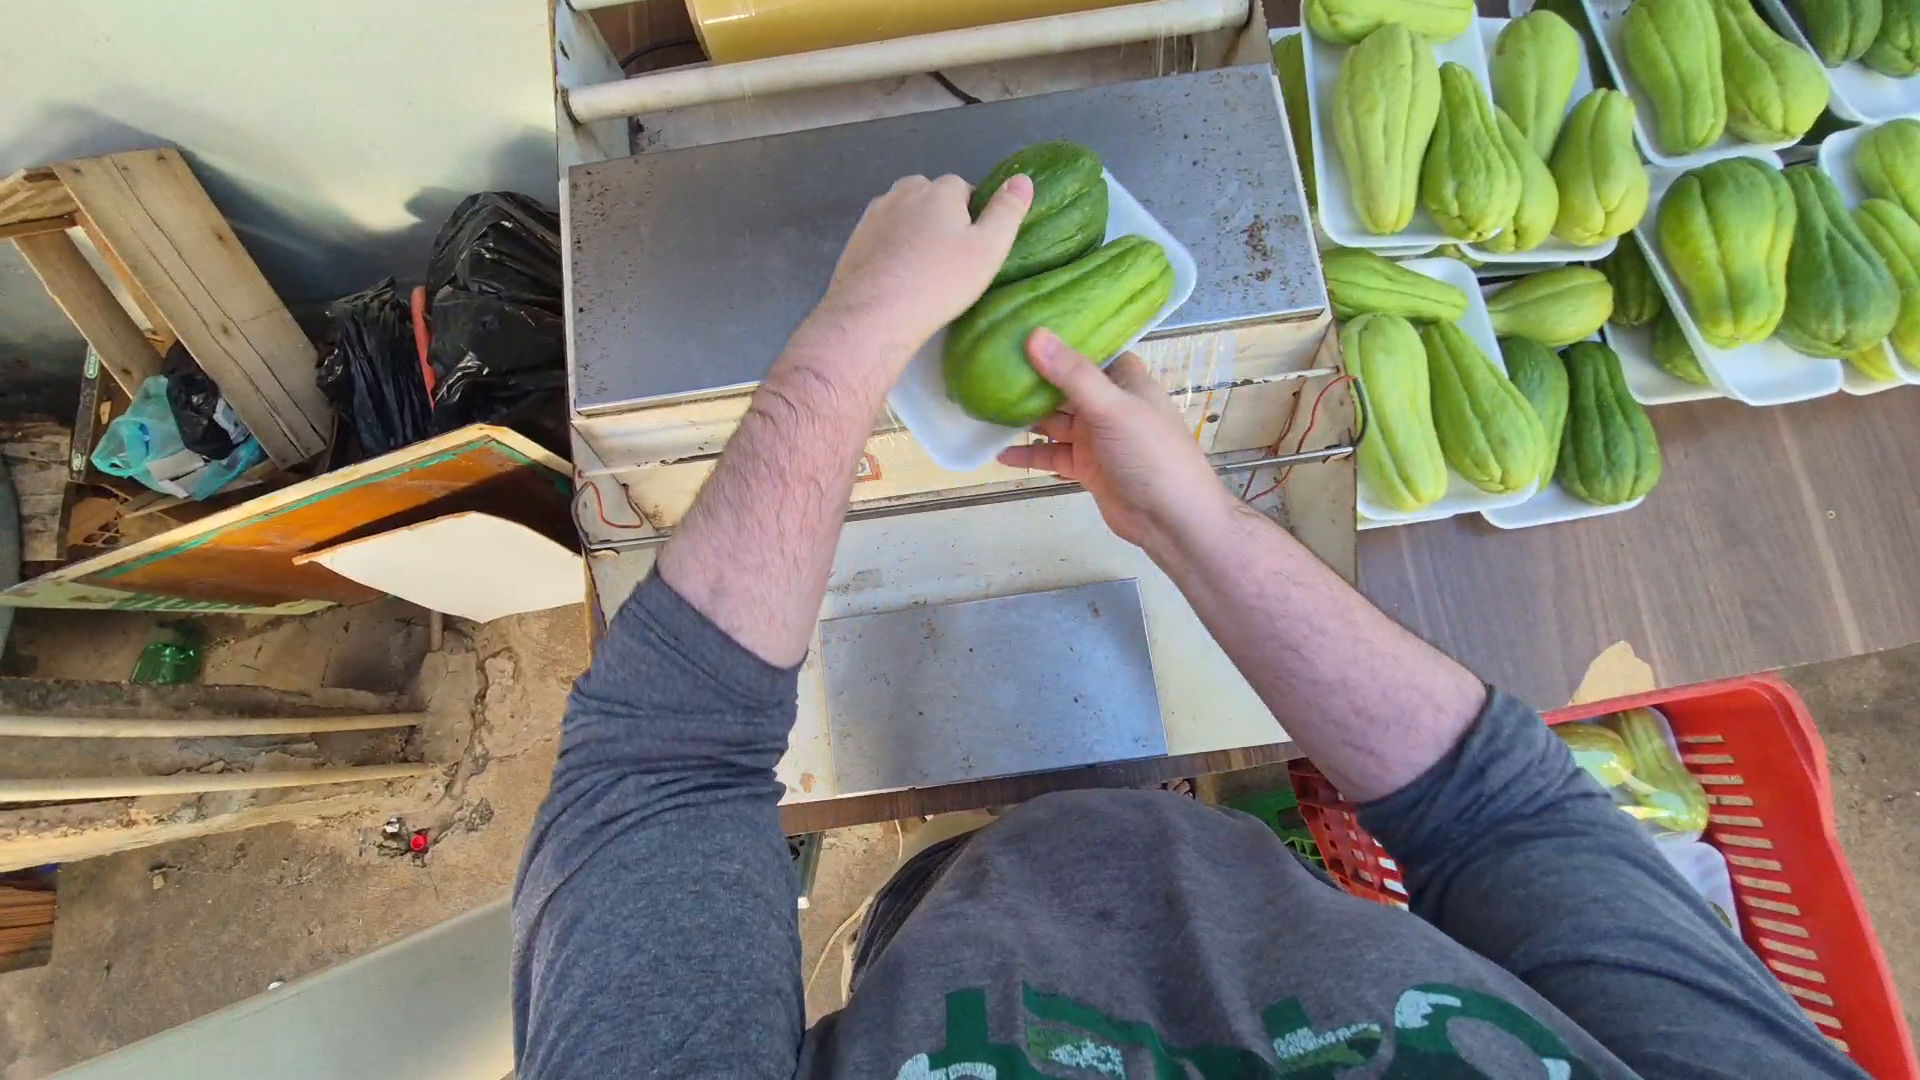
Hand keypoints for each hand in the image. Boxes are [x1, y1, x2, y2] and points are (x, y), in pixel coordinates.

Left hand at [810, 173, 1032, 375]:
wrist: (876, 313)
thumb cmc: (940, 282)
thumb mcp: (988, 250)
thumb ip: (1007, 212)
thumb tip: (1022, 180)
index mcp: (940, 189)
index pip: (965, 189)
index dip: (973, 217)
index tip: (974, 248)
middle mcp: (904, 191)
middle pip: (931, 198)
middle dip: (941, 220)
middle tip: (948, 261)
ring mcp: (874, 214)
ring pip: (904, 215)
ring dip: (915, 232)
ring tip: (922, 270)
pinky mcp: (855, 239)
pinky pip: (883, 237)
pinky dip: (892, 249)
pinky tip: (897, 277)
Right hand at [997, 329, 1234, 553]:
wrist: (1171, 520)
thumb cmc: (1150, 454)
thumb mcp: (1111, 408)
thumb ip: (1072, 374)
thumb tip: (1034, 334)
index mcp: (1124, 381)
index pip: (1088, 352)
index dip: (1058, 341)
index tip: (1018, 329)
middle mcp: (1109, 405)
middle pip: (1064, 386)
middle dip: (1032, 380)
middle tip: (989, 367)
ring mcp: (1097, 438)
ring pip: (1054, 422)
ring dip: (1025, 419)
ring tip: (986, 408)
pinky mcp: (1087, 467)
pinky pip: (1052, 455)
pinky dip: (1029, 455)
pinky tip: (1000, 454)